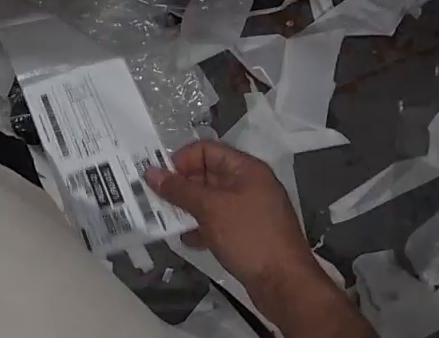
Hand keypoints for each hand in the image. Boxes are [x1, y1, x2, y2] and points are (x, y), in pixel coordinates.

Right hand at [145, 141, 317, 291]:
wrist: (288, 288)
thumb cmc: (249, 237)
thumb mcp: (209, 209)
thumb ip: (178, 189)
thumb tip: (150, 173)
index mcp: (247, 170)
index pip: (206, 150)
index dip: (182, 159)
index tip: (162, 177)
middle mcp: (251, 185)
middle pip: (207, 174)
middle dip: (181, 185)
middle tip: (157, 196)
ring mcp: (252, 211)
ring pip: (212, 199)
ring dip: (189, 207)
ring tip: (167, 217)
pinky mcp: (251, 234)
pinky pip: (220, 220)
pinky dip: (202, 226)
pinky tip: (187, 239)